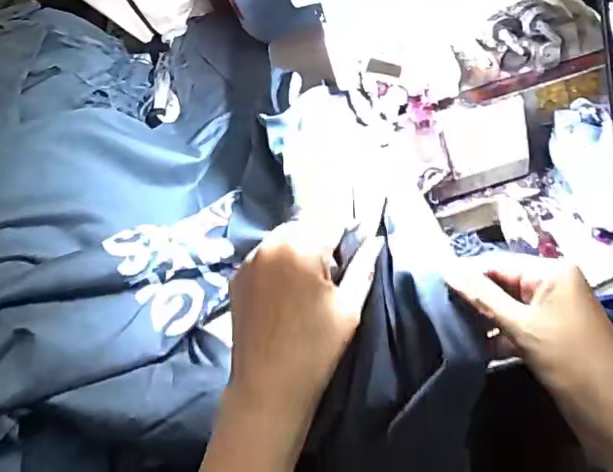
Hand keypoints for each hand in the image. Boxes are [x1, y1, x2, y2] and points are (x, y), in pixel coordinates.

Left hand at [201, 220, 380, 471]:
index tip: (359, 239)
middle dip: (322, 238)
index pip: (332, 218)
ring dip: (300, 248)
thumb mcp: (349, 308)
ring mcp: (250, 259)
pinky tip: (287, 290)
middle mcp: (271, 243)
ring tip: (308, 282)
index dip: (349, 228)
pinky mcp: (237, 277)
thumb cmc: (315, 350)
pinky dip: (279, 262)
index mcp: (300, 245)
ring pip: (285, 238)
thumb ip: (363, 265)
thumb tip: (375, 239)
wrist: (266, 393)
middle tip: (333, 270)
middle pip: (306, 224)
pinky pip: (266, 255)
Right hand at [447, 255, 612, 471]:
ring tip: (453, 328)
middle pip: (506, 282)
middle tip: (441, 309)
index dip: (469, 273)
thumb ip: (484, 299)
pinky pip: (523, 326)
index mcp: (553, 269)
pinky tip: (479, 347)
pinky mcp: (556, 336)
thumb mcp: (523, 329)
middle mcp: (556, 283)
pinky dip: (503, 335)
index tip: (436, 284)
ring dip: (488, 318)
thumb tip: (449, 270)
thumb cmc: (572, 362)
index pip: (500, 262)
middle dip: (478, 297)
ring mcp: (558, 311)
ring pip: (512, 306)